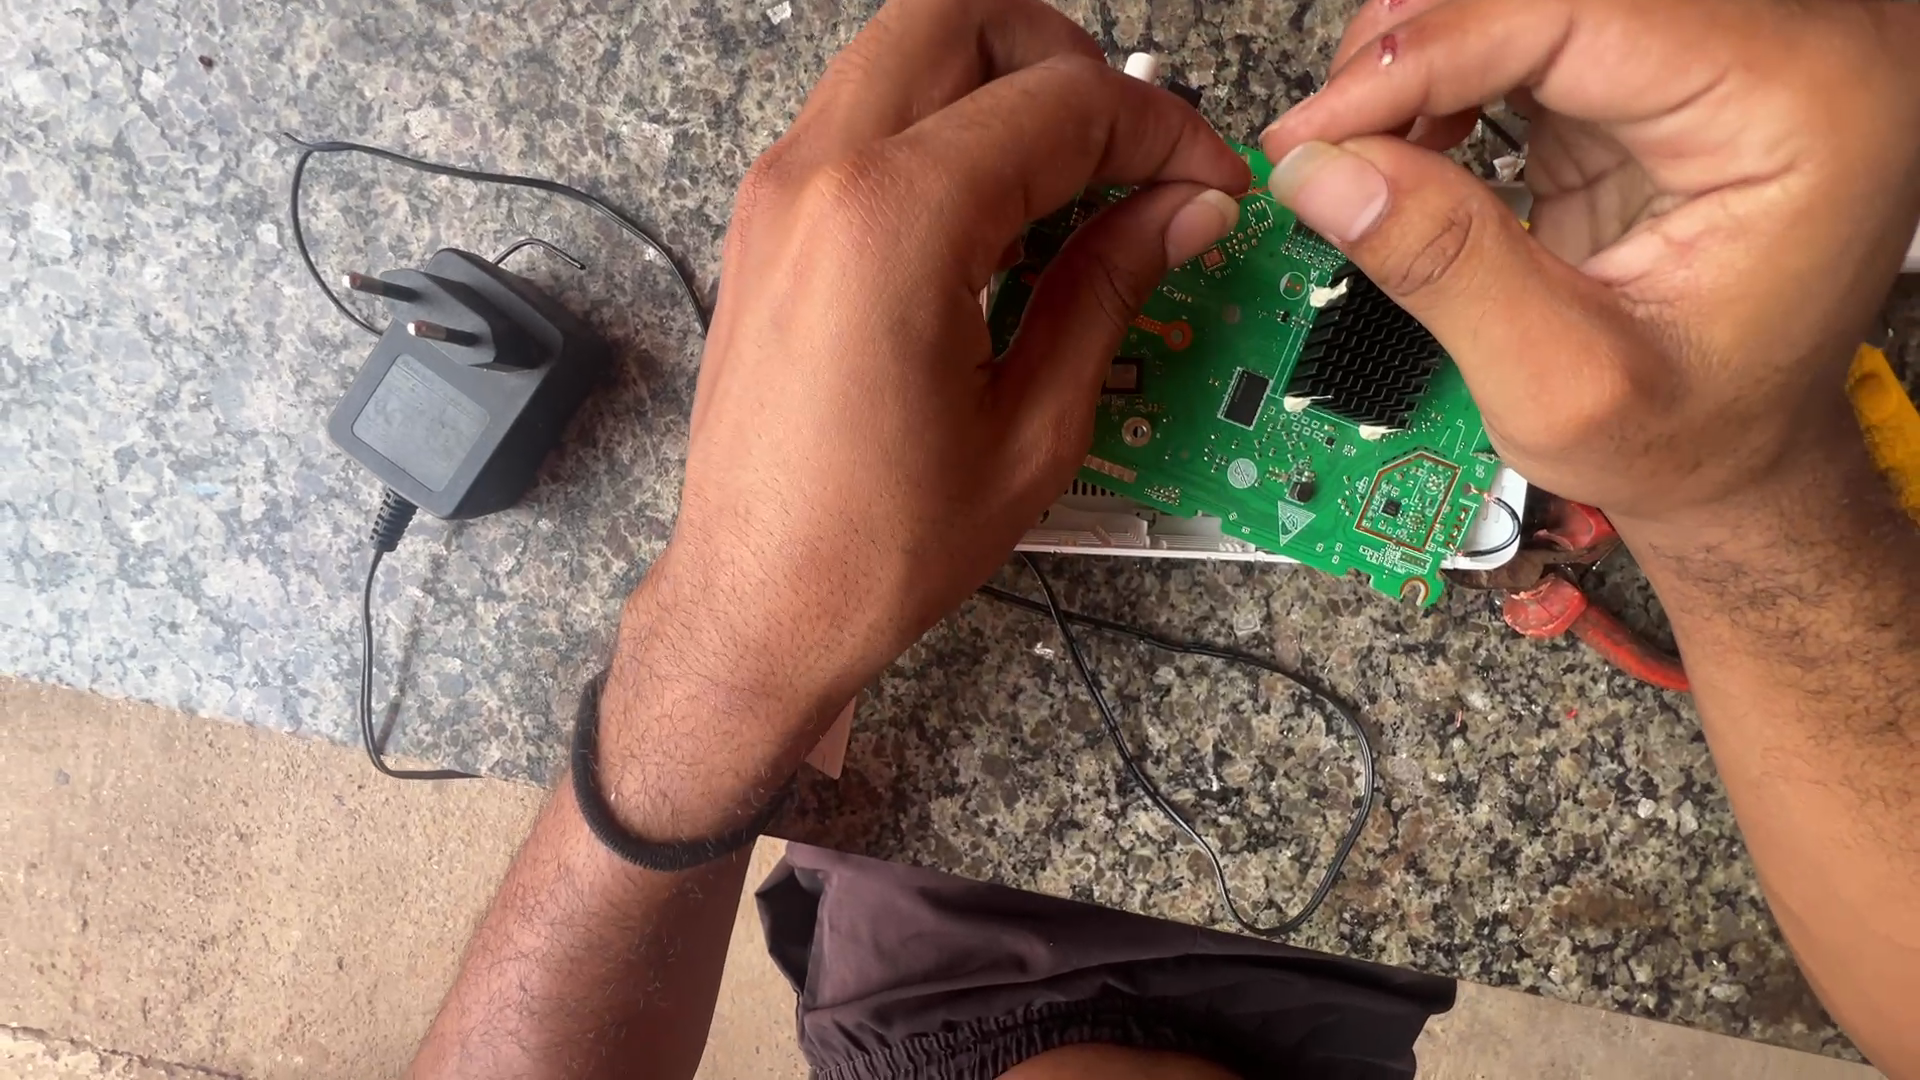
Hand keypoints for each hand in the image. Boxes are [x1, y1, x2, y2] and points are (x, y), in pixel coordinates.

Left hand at [601, 0, 1248, 834]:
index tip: (1202, 181)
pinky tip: (984, 221)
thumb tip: (1177, 215)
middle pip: (962, 19)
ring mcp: (775, 197)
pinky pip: (859, 126)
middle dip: (1067, 63)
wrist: (759, 605)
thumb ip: (1106, 295)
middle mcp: (818, 177)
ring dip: (997, 91)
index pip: (1061, 104)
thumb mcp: (1030, 433)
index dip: (1157, 131)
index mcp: (896, 224)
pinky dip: (935, 136)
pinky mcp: (762, 233)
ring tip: (1064, 189)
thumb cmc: (881, 548)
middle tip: (1125, 155)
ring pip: (902, 58)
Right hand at [1259, 0, 1919, 532]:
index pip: (1581, 13)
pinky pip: (1528, 46)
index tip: (1309, 133)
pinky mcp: (1648, 95)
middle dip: (1415, 48)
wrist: (1720, 456)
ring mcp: (1712, 68)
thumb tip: (1323, 177)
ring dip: (1420, 63)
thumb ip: (1440, 264)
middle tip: (1320, 139)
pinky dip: (1441, 87)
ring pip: (1533, 5)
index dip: (1422, 60)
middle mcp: (1779, 57)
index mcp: (1797, 110)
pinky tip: (1404, 145)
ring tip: (1353, 149)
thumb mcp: (1549, 377)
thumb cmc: (1671, 432)